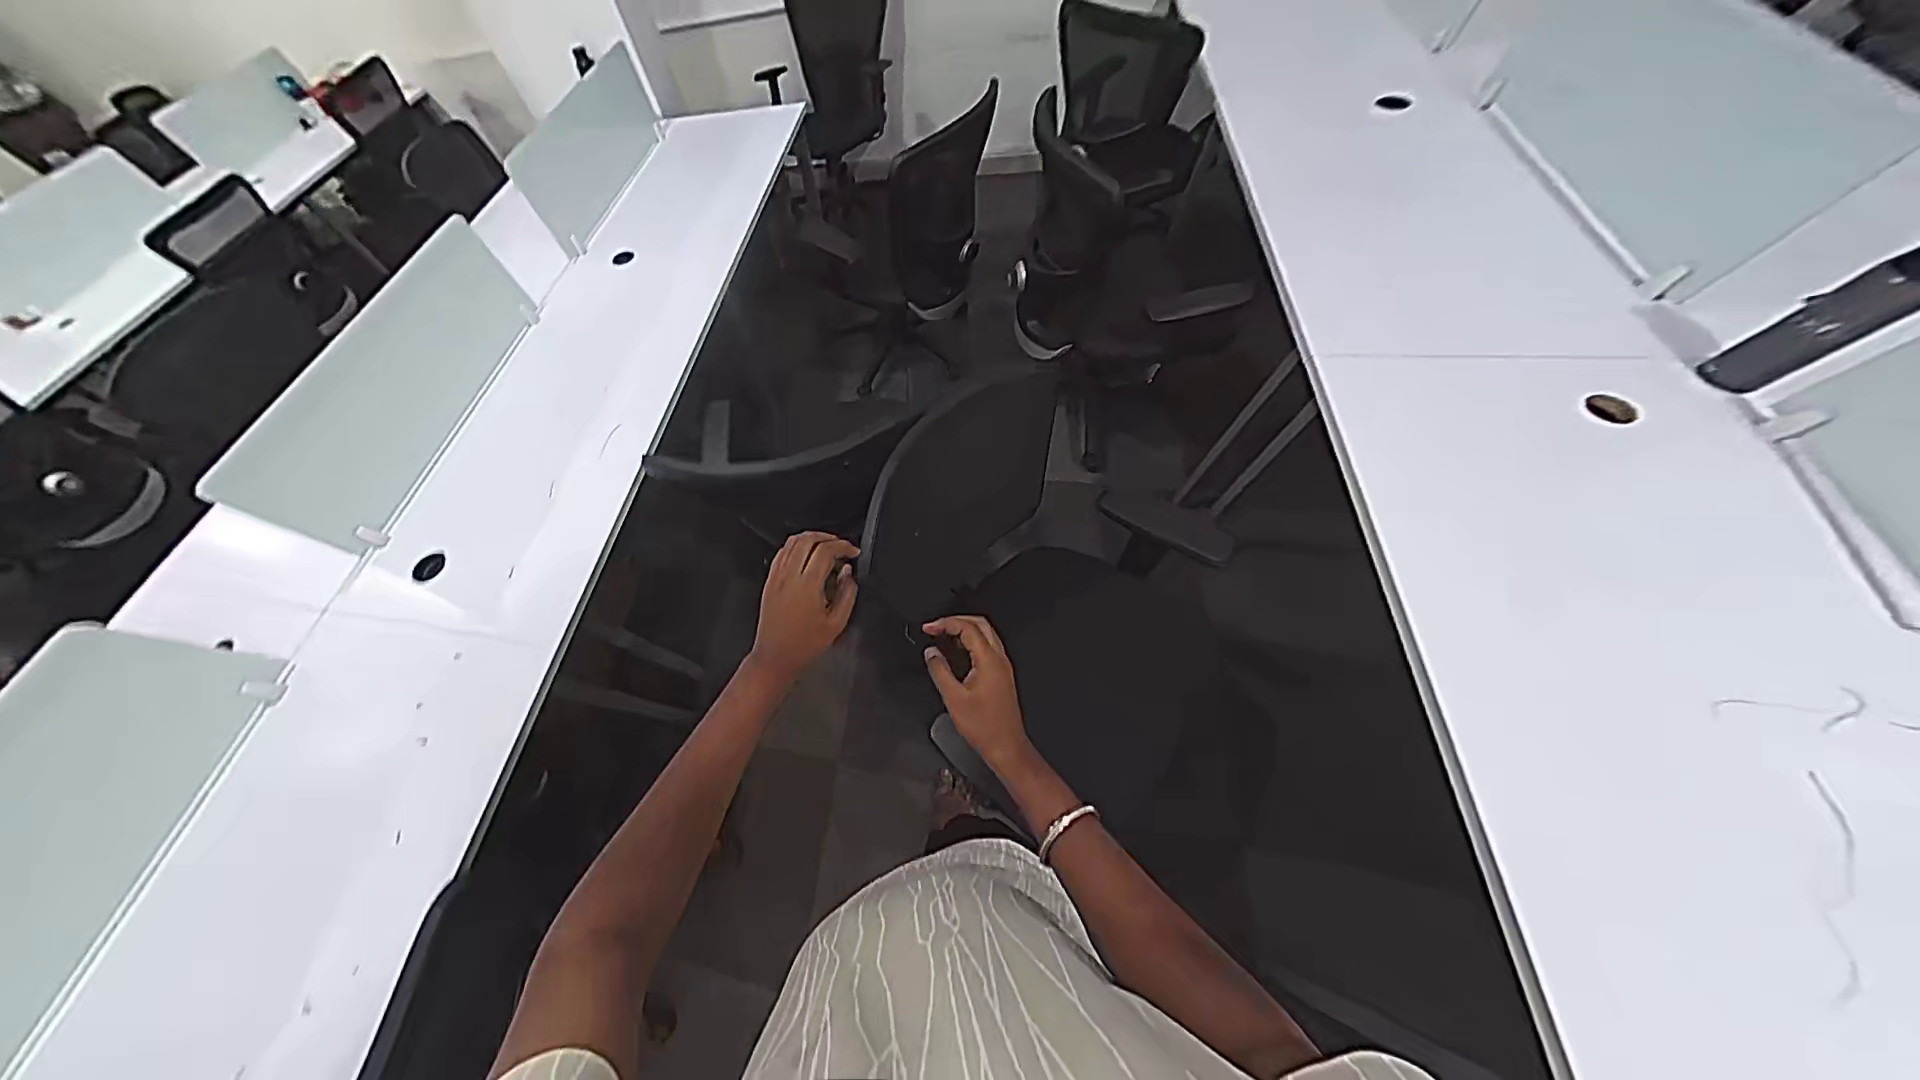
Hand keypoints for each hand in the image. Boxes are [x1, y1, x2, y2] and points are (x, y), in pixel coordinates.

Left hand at [749, 532, 857, 682]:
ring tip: (825, 547)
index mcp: (807, 586)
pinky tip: (806, 557)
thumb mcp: (836, 623)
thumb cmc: (804, 645)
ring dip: (811, 539)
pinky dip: (796, 548)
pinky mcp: (769, 582)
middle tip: (840, 545)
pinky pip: (781, 554)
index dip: (843, 546)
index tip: (852, 552)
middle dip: (827, 537)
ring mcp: (776, 578)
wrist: (776, 658)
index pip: (825, 550)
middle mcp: (789, 578)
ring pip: (791, 542)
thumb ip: (847, 594)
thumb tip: (848, 574)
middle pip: (807, 539)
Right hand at [922, 615, 1029, 767]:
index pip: (968, 628)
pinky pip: (988, 647)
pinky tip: (958, 650)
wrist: (1006, 745)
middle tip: (936, 626)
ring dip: (965, 629)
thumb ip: (940, 671)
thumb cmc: (985, 727)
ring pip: (986, 634)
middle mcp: (999, 659)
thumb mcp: (954, 699)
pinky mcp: (1002, 674)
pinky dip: (972, 641)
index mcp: (989, 661)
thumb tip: (931, 653)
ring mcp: (1003, 666)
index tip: (929, 628)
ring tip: (944, 635)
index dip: (946, 623)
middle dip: (956, 620)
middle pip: (980, 624)